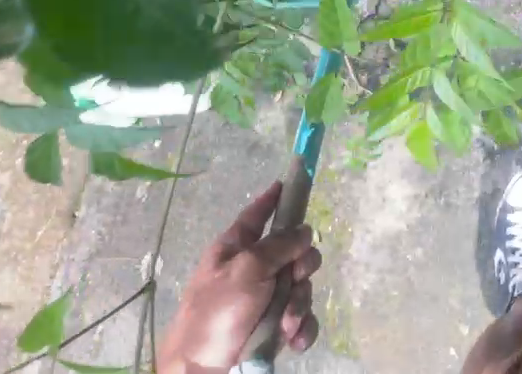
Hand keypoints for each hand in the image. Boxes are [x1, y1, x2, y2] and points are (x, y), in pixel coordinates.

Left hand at [158, 181, 321, 373]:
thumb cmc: (216, 315)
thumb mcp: (247, 269)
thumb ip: (280, 244)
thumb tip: (305, 231)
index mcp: (236, 250)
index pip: (257, 214)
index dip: (273, 199)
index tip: (289, 182)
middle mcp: (252, 270)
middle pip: (294, 251)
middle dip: (301, 267)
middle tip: (294, 279)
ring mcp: (264, 301)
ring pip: (301, 285)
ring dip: (299, 304)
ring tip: (286, 323)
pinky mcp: (273, 329)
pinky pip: (301, 317)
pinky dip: (301, 327)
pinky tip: (294, 339)